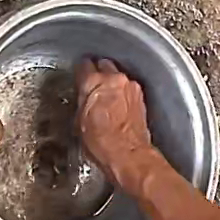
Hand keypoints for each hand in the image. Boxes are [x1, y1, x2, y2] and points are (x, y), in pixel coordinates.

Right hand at [75, 58, 167, 195]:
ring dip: (111, 82)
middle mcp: (113, 78)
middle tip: (91, 84)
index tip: (79, 75)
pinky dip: (122, 92)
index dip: (80, 71)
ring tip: (105, 96)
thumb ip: (82, 100)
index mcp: (93, 82)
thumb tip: (83, 96)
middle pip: (103, 64)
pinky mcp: (140, 96)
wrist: (128, 155)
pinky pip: (128, 87)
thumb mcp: (79, 121)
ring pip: (117, 75)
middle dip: (97, 72)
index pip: (84, 65)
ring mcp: (130, 86)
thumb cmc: (102, 142)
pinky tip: (117, 105)